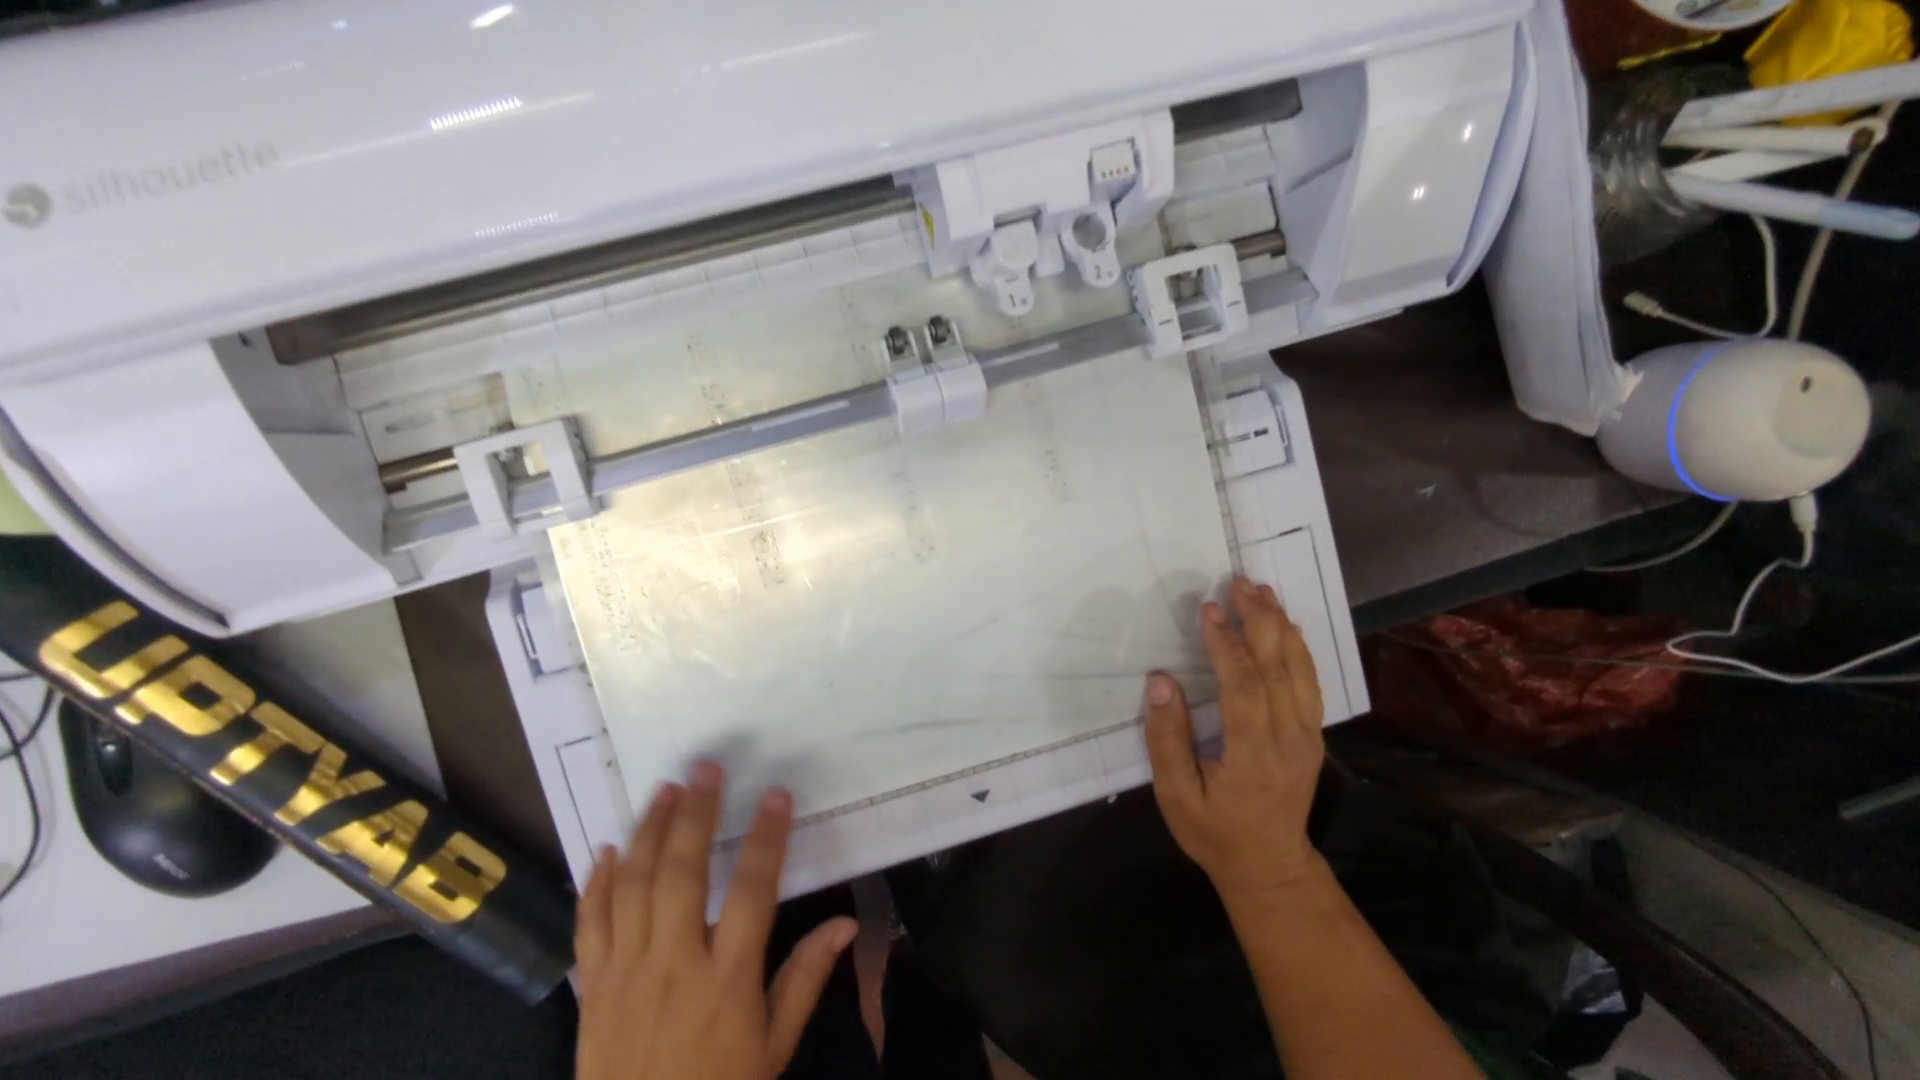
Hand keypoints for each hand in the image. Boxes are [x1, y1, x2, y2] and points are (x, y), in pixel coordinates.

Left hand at [573, 762, 857, 1079]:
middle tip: (707, 769)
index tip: (777, 795)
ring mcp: (626, 971)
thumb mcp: (774, 1045)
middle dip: (696, 814)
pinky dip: (596, 882)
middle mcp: (674, 963)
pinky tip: (608, 848)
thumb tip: (846, 923)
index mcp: (727, 978)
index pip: (751, 892)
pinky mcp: (591, 985)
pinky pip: (590, 923)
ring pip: (633, 885)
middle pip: (681, 873)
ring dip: (648, 831)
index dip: (767, 839)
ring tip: (666, 789)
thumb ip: (805, 979)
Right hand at [1144, 576, 1326, 901]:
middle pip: (1280, 667)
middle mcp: (1289, 739)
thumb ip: (1168, 739)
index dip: (1227, 645)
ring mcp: (1308, 736)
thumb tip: (1160, 682)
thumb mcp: (1176, 796)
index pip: (1244, 687)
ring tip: (1262, 591)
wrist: (1269, 866)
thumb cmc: (1215, 832)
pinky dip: (1297, 647)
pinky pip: (1309, 681)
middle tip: (1240, 583)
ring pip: (1301, 669)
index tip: (1209, 610)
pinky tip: (1284, 625)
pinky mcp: (1313, 735)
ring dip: (1281, 626)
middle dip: (1260, 620)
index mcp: (1253, 755)